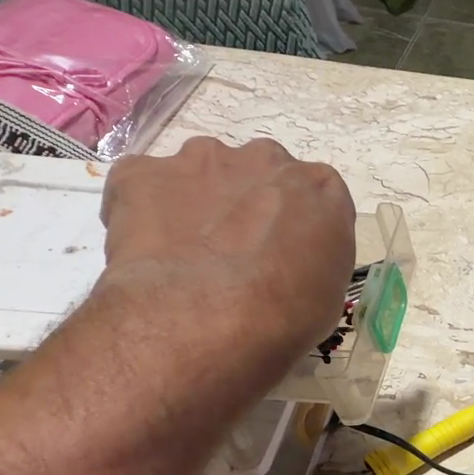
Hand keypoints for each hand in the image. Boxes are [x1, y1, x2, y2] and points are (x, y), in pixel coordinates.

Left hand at [94, 137, 355, 382]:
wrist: (209, 315)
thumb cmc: (289, 313)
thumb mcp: (330, 292)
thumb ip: (314, 257)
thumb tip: (289, 262)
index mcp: (320, 188)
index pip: (316, 193)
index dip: (300, 222)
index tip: (289, 250)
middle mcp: (267, 159)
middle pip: (261, 170)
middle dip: (252, 200)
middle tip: (243, 248)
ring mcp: (202, 159)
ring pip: (203, 170)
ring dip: (201, 198)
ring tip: (193, 250)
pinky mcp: (144, 171)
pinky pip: (145, 182)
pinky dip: (146, 208)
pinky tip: (152, 249)